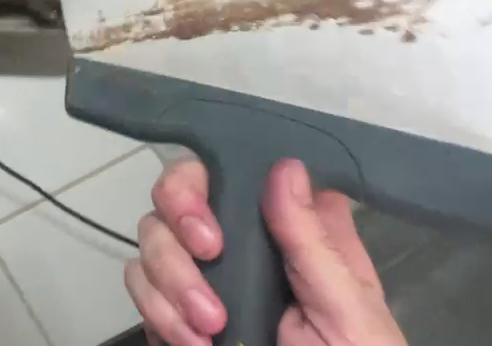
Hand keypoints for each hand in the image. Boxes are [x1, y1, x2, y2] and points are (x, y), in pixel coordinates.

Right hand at [127, 158, 404, 345]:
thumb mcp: (354, 325)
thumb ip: (315, 246)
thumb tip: (286, 164)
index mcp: (297, 244)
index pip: (235, 173)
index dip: (207, 176)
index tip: (213, 212)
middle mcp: (243, 251)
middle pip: (175, 193)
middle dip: (178, 222)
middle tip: (205, 254)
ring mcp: (202, 281)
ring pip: (149, 236)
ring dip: (169, 279)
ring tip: (206, 331)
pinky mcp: (169, 311)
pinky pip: (137, 281)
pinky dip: (157, 310)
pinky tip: (188, 342)